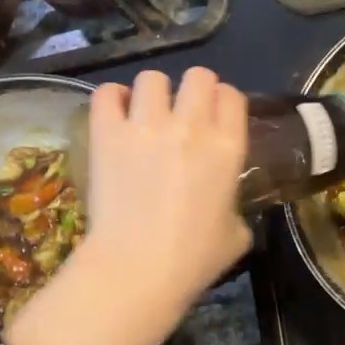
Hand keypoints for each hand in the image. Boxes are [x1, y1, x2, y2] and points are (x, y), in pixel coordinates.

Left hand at [70, 69, 251, 335]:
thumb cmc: (195, 258)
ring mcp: (146, 126)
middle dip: (194, 89)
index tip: (218, 116)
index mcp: (229, 148)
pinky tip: (118, 117)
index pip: (232, 97)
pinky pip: (107, 94)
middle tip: (185, 112)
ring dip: (153, 93)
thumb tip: (223, 202)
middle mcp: (191, 127)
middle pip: (198, 76)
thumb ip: (233, 203)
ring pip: (152, 78)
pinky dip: (114, 100)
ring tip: (148, 114)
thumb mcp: (237, 232)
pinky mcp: (107, 134)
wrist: (138, 267)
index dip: (225, 102)